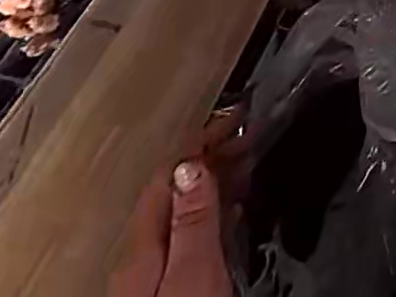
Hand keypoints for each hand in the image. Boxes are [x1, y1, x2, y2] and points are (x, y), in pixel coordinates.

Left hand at [108, 115, 244, 296]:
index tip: (239, 116)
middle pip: (173, 189)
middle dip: (211, 154)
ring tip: (250, 156)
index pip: (166, 176)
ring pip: (184, 207)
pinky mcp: (171, 284)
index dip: (200, 140)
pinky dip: (215, 204)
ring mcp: (154, 271)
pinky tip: (233, 205)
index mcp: (143, 246)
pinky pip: (192, 228)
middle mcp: (143, 254)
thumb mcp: (193, 274)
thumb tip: (190, 163)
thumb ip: (192, 220)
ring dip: (214, 177)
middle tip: (252, 130)